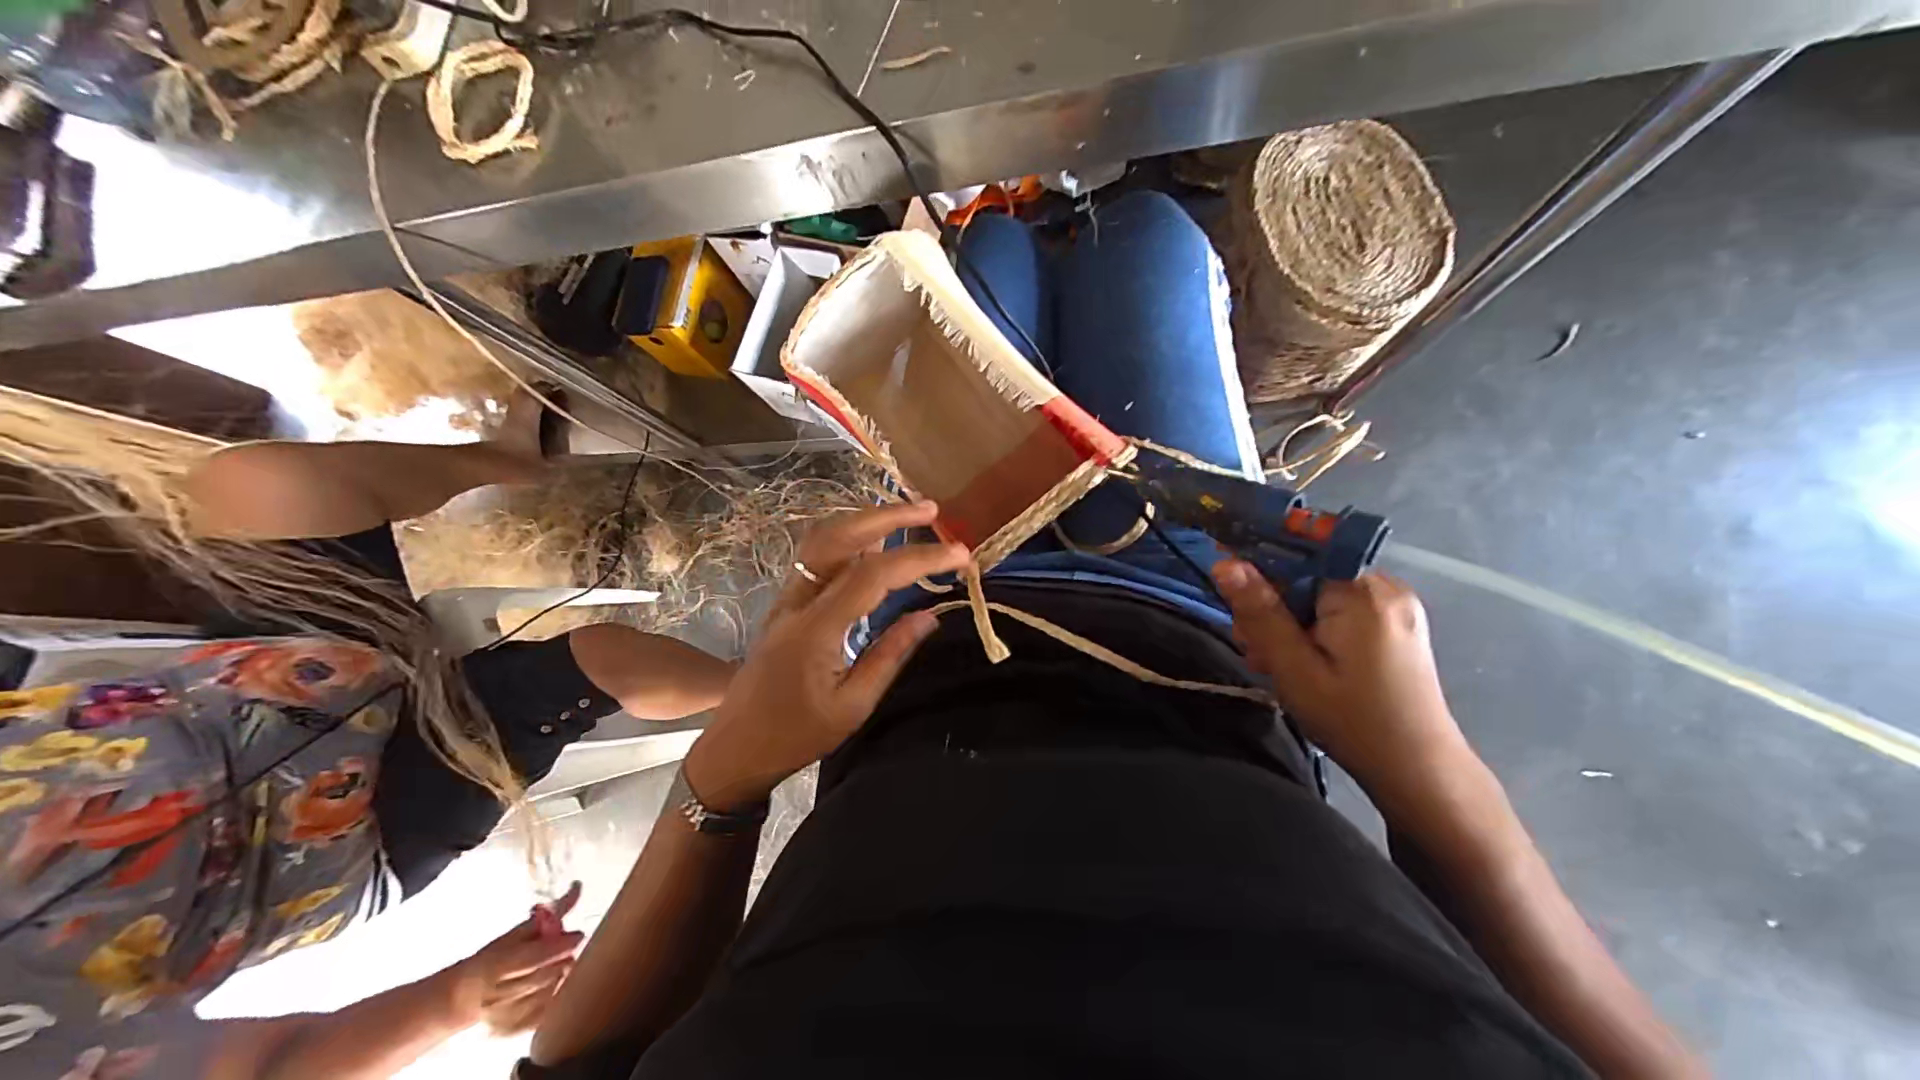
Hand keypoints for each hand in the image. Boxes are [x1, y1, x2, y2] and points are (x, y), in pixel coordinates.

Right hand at [444, 882, 585, 1034]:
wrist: (463, 996)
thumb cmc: (495, 957)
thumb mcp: (518, 931)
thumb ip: (551, 912)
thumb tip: (578, 887)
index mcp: (495, 966)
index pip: (537, 956)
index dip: (561, 945)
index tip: (578, 935)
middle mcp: (497, 996)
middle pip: (548, 974)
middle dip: (564, 958)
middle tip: (566, 949)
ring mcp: (504, 1017)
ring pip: (552, 991)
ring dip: (560, 975)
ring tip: (555, 966)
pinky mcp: (512, 1030)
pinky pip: (548, 1011)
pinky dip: (556, 995)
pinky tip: (551, 985)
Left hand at [684, 501, 970, 810]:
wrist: (735, 748)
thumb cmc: (796, 736)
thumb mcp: (853, 706)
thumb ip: (890, 655)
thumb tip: (929, 617)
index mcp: (816, 629)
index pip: (873, 575)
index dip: (919, 559)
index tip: (959, 556)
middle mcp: (797, 602)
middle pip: (839, 538)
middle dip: (887, 516)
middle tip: (931, 509)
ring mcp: (786, 599)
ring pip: (823, 541)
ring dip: (865, 521)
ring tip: (907, 516)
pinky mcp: (784, 605)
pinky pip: (816, 558)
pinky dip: (848, 540)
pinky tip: (873, 543)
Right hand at [1210, 560, 1473, 797]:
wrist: (1420, 771)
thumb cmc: (1353, 721)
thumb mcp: (1294, 669)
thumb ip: (1260, 613)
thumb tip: (1225, 562)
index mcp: (1363, 593)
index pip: (1300, 549)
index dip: (1259, 562)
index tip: (1232, 591)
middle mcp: (1384, 587)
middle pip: (1307, 572)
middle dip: (1272, 604)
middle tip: (1254, 650)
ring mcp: (1393, 606)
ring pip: (1319, 592)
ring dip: (1288, 620)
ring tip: (1275, 662)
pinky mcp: (1394, 624)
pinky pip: (1338, 607)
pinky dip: (1312, 627)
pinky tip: (1302, 661)